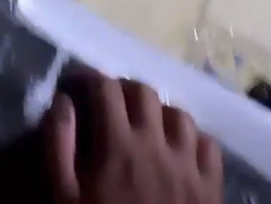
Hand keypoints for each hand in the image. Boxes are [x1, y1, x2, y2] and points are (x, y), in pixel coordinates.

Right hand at [48, 68, 221, 203]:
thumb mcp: (64, 195)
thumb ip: (58, 143)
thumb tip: (63, 101)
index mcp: (118, 145)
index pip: (106, 87)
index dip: (88, 78)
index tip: (75, 88)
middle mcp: (157, 146)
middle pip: (143, 92)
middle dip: (122, 90)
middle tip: (108, 105)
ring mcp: (189, 167)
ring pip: (179, 114)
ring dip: (158, 112)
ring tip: (144, 125)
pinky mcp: (212, 189)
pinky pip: (209, 146)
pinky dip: (192, 139)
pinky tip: (177, 150)